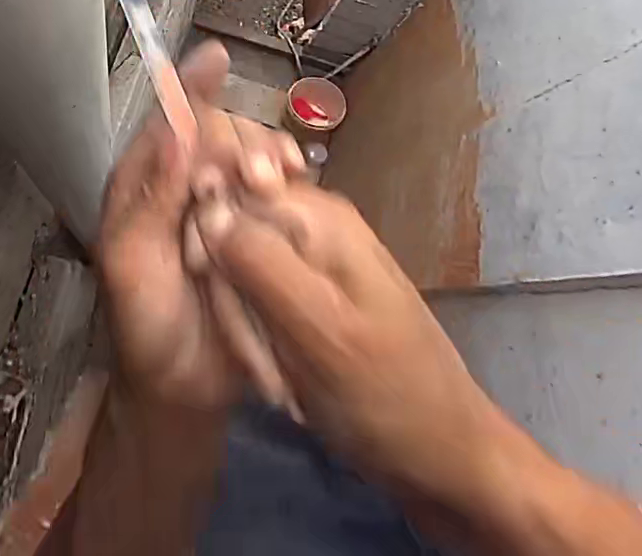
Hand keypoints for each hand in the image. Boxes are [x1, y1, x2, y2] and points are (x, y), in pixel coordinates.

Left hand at [95, 41, 302, 412]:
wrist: (181, 387)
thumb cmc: (143, 326)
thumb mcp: (131, 264)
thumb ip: (150, 200)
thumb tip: (176, 133)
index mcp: (142, 184)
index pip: (165, 124)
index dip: (187, 89)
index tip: (214, 58)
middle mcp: (178, 184)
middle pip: (211, 132)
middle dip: (236, 134)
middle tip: (261, 167)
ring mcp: (217, 205)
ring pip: (243, 156)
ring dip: (263, 154)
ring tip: (283, 172)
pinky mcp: (250, 230)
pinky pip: (268, 190)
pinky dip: (282, 180)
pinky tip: (293, 182)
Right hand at [193, 180, 514, 504]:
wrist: (441, 454)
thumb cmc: (388, 393)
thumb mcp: (320, 331)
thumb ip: (261, 262)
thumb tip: (208, 208)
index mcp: (317, 214)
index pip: (230, 188)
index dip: (205, 228)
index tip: (200, 276)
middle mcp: (309, 219)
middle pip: (228, 223)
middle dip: (224, 286)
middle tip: (251, 354)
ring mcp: (304, 253)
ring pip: (233, 262)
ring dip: (237, 317)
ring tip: (270, 376)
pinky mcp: (300, 285)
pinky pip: (250, 289)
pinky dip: (249, 327)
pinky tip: (271, 369)